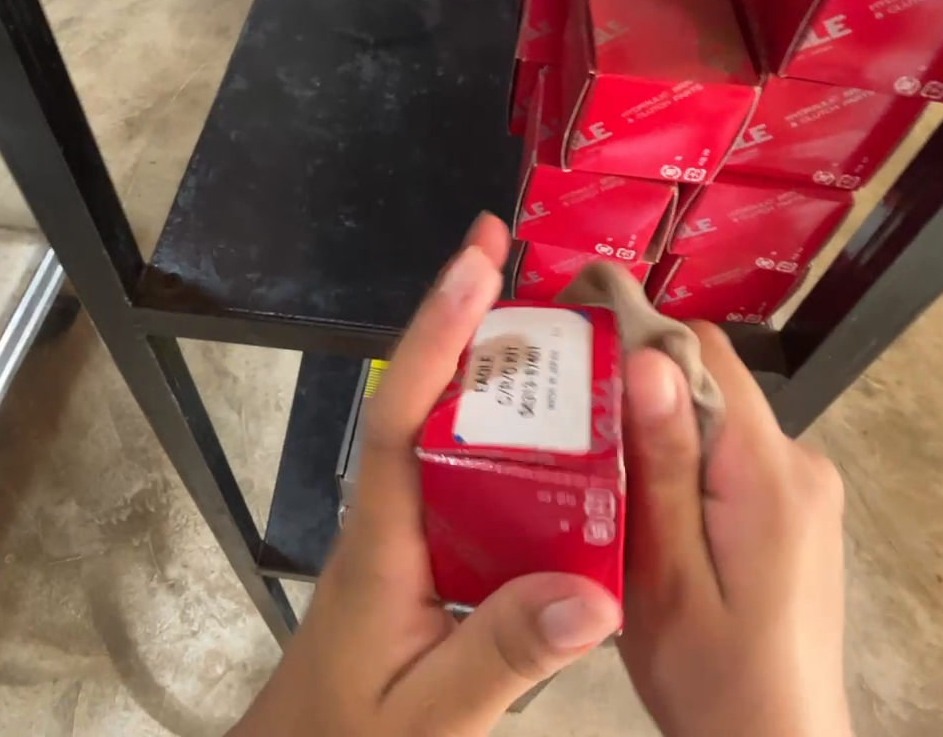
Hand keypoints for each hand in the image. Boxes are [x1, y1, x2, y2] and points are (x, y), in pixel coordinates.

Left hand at [230, 214, 622, 736]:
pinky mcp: (430, 537)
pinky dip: (505, 424)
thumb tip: (592, 594)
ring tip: (541, 313)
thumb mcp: (431, 716)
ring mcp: (411, 517)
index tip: (476, 264)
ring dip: (485, 359)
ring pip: (447, 419)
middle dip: (461, 316)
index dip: (438, 331)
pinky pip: (471, 462)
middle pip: (424, 390)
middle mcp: (395, 504)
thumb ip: (502, 657)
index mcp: (385, 531)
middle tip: (506, 254)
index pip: (404, 409)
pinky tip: (551, 421)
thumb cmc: (351, 736)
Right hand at [618, 324, 850, 736]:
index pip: (706, 352)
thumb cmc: (709, 676)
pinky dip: (686, 461)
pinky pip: (730, 453)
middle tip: (578, 429)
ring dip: (662, 431)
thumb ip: (664, 463)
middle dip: (643, 395)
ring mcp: (805, 486)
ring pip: (716, 418)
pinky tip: (651, 506)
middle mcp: (801, 462)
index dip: (640, 339)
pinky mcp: (796, 507)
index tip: (580, 357)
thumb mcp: (666, 572)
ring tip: (607, 473)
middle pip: (710, 384)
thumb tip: (651, 359)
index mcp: (772, 472)